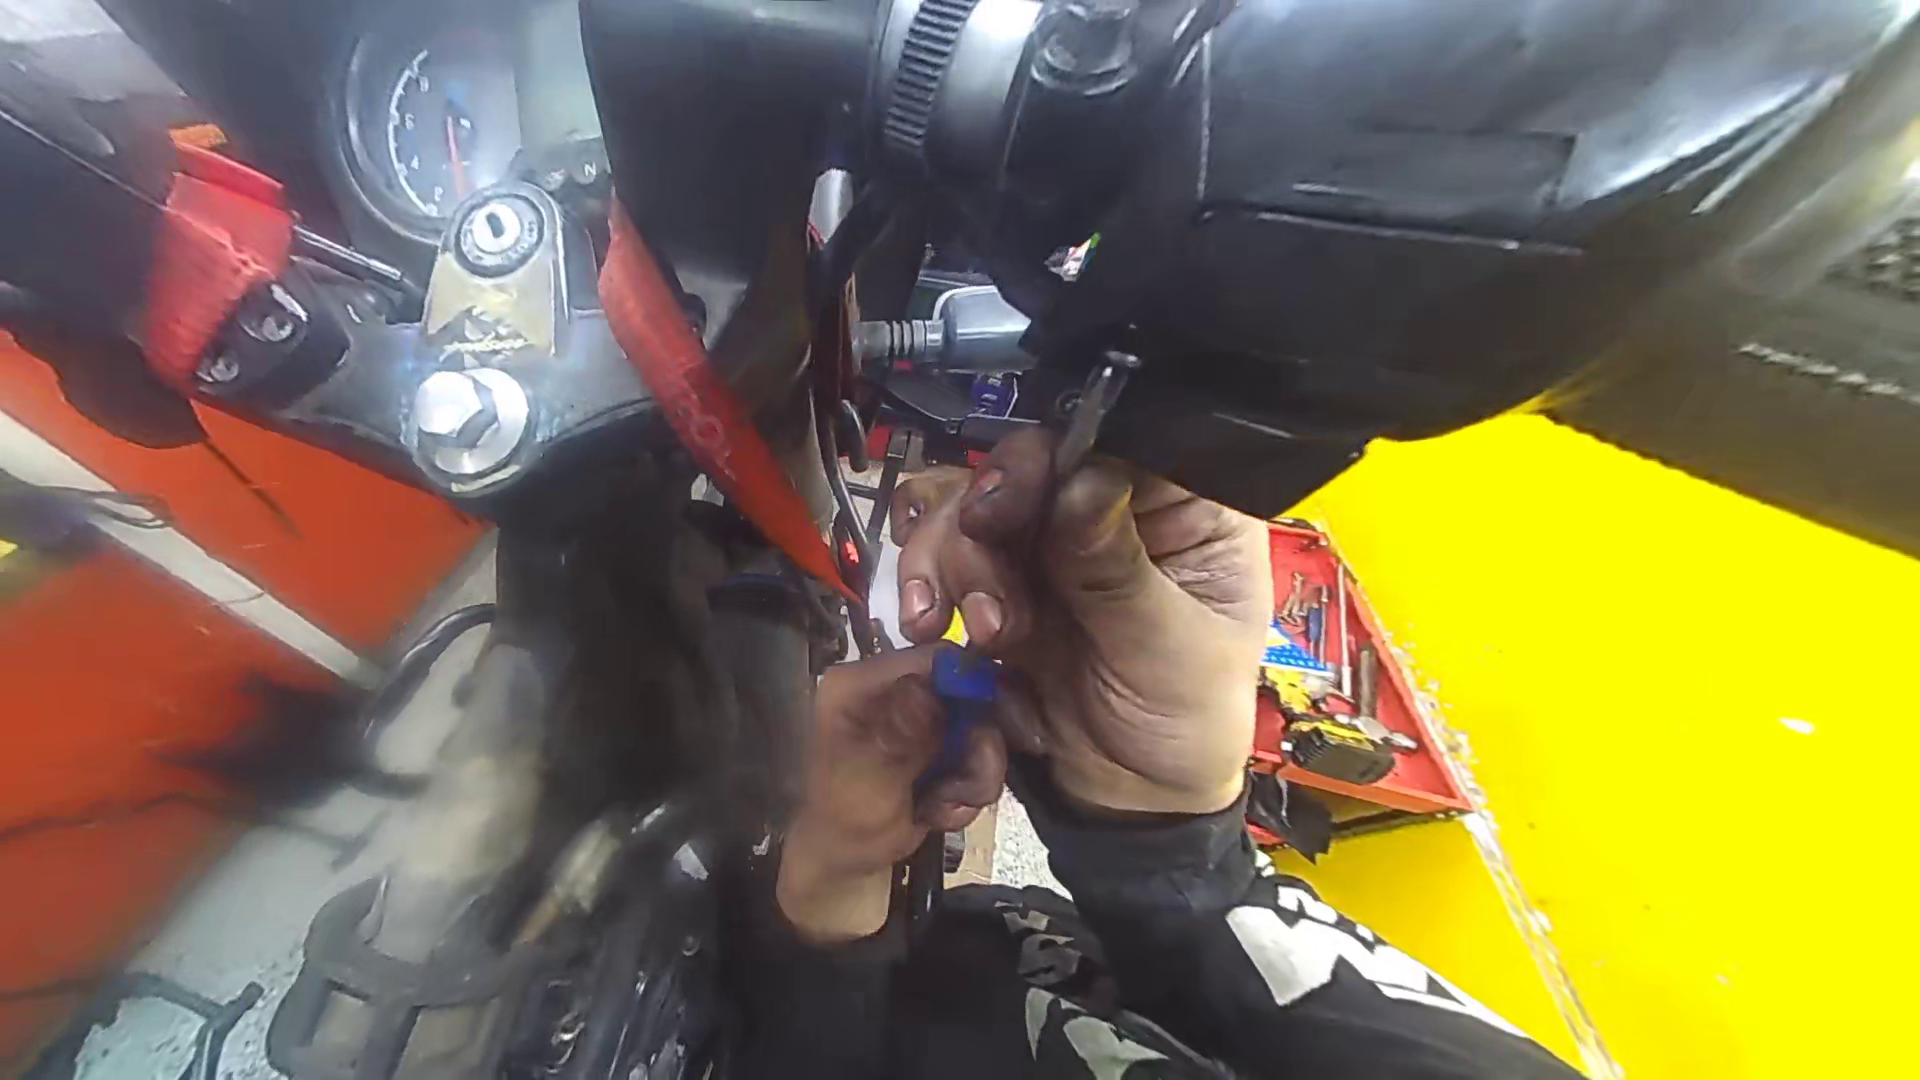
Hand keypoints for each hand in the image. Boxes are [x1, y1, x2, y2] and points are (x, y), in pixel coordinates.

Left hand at [777, 647, 1006, 941]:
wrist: (842, 867)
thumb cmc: (839, 827)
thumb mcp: (864, 785)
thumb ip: (896, 740)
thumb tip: (925, 693)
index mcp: (861, 683)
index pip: (931, 658)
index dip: (973, 683)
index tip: (1004, 722)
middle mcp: (893, 688)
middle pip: (965, 689)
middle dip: (979, 744)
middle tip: (975, 786)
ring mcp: (917, 714)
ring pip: (978, 725)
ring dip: (974, 773)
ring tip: (945, 808)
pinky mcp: (936, 739)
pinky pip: (976, 751)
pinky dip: (969, 785)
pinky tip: (941, 811)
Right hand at [890, 429, 1271, 815]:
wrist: (1129, 795)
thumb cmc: (1184, 722)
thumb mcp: (1167, 651)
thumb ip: (1119, 572)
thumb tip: (1080, 484)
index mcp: (1181, 511)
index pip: (1109, 446)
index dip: (1050, 463)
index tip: (1003, 508)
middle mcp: (1106, 511)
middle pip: (1024, 470)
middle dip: (984, 527)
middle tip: (984, 604)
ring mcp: (1047, 545)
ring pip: (972, 507)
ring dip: (952, 563)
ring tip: (972, 636)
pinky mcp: (1002, 580)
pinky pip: (947, 553)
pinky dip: (927, 580)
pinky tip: (927, 623)